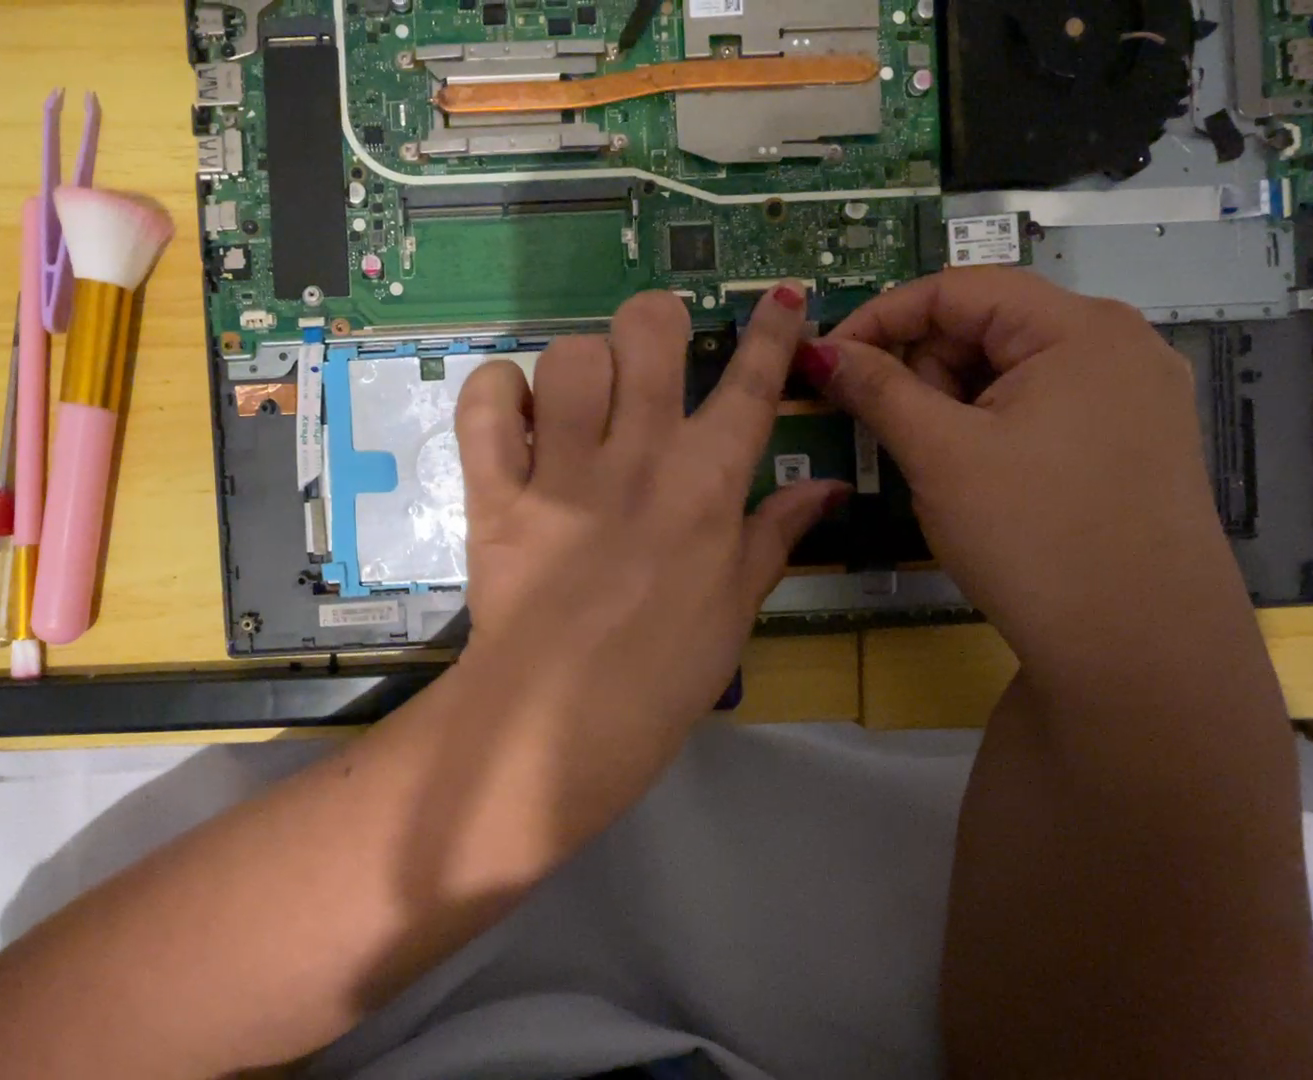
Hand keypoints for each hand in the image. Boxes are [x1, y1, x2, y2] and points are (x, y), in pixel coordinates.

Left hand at [454, 285, 848, 728]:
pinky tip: (512, 414)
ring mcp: (562, 471)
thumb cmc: (664, 674)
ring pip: (569, 358)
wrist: (563, 719)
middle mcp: (637, 457)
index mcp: (707, 484)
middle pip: (647, 332)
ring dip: (576, 368)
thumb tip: (827, 490)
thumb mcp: (736, 607)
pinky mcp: (495, 493)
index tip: (779, 298)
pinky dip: (495, 393)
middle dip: (653, 323)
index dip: (771, 334)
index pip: (750, 385)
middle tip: (647, 355)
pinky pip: (485, 406)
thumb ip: (775, 536)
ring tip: (574, 404)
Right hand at [808, 267, 1238, 669]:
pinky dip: (986, 429)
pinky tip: (978, 480)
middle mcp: (1116, 346)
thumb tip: (819, 350)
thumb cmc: (1032, 533)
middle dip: (921, 370)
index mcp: (1079, 328)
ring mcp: (1130, 397)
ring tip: (938, 468)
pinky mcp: (1128, 442)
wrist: (1136, 645)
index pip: (957, 287)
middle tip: (895, 434)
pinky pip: (1036, 408)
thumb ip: (876, 389)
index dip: (880, 317)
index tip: (826, 363)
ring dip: (949, 405)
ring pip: (1006, 372)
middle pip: (984, 326)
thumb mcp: (939, 454)